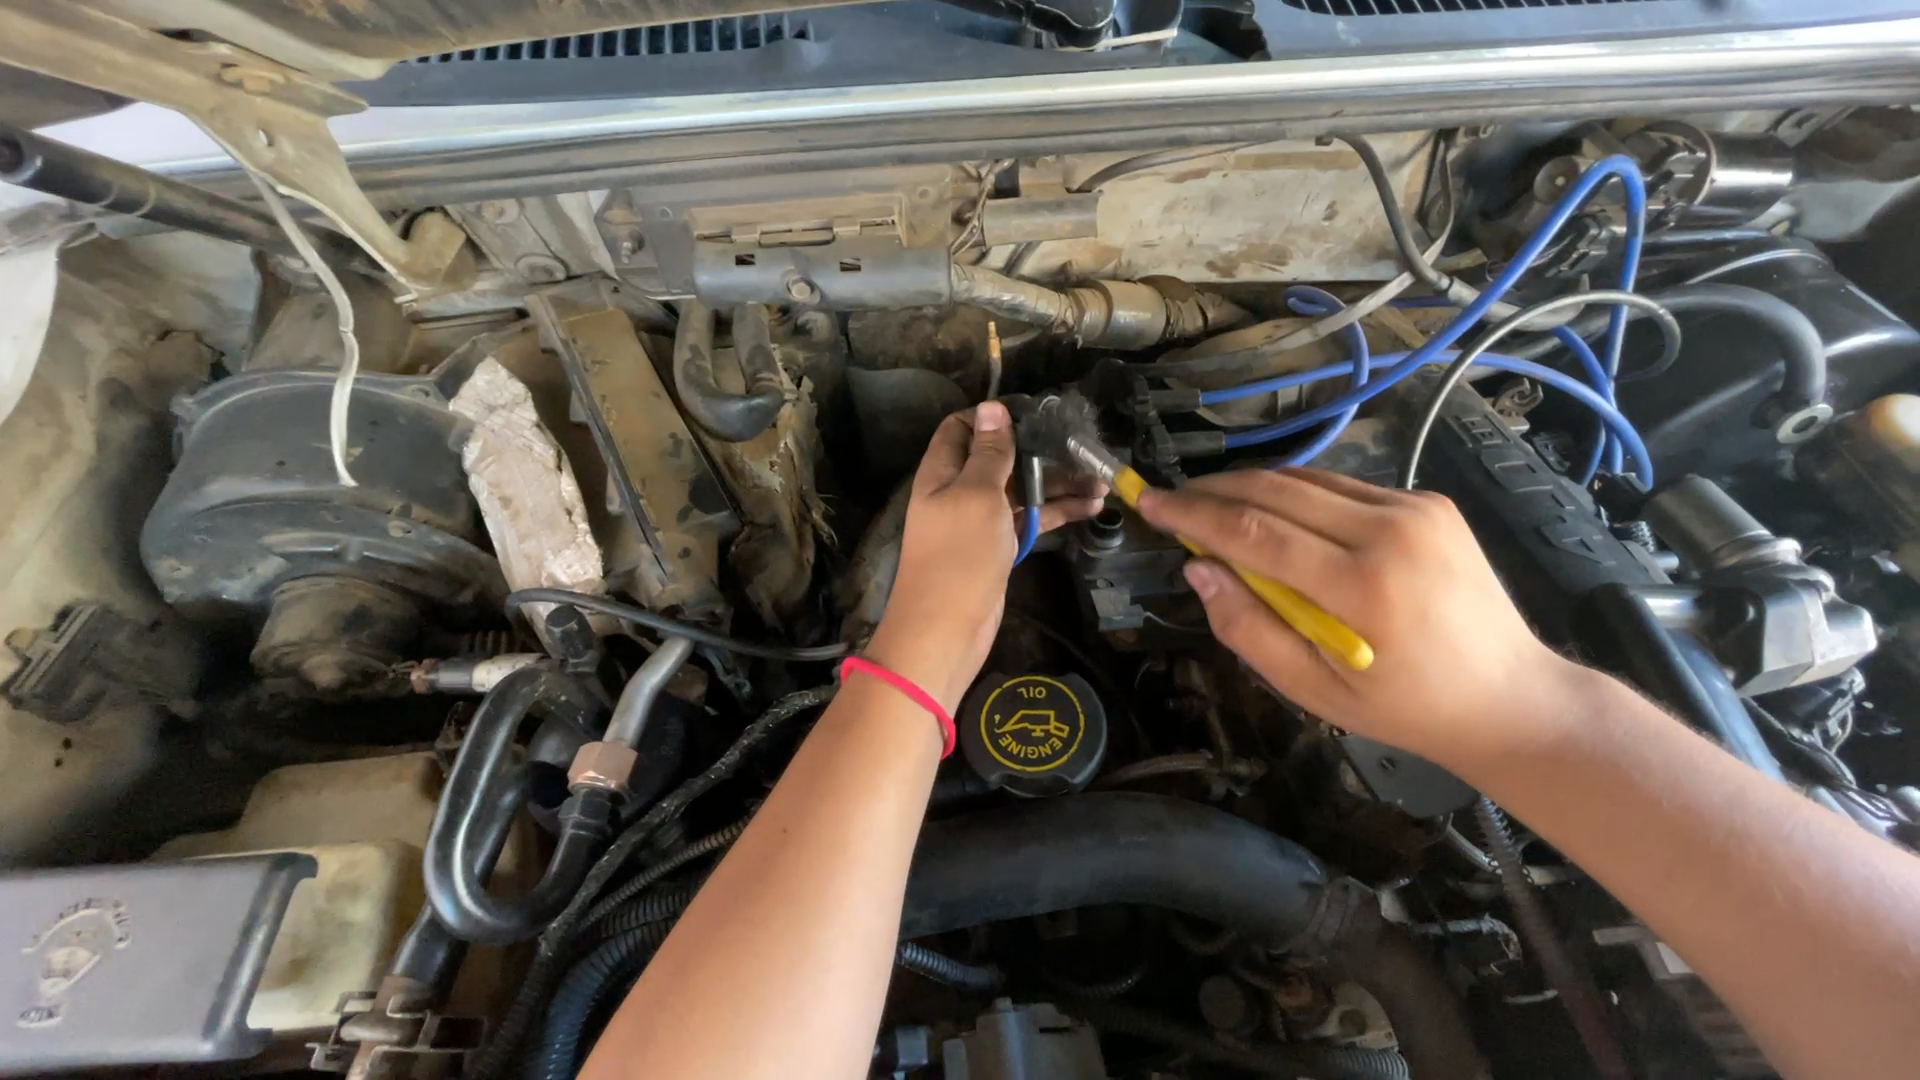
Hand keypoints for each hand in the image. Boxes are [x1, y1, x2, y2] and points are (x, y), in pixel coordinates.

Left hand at [868, 402, 1103, 711]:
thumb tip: (992, 406)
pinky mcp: (999, 546)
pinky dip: (1058, 512)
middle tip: (1084, 446)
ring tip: (1102, 480)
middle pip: (1001, 457)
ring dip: (1058, 482)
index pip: (962, 427)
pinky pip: (1030, 519)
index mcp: (943, 471)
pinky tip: (1093, 508)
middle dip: (1040, 450)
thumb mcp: (977, 494)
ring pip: (1022, 490)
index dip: (994, 416)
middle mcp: (959, 490)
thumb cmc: (959, 555)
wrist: (946, 630)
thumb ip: (989, 452)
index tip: (1037, 413)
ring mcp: (980, 520)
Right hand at [1137, 467, 1584, 771]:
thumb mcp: (1312, 690)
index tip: (1149, 503)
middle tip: (1169, 499)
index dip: (1193, 514)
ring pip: (1306, 480)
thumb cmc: (1403, 706)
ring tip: (1208, 503)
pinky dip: (1294, 495)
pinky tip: (1271, 513)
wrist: (1511, 695)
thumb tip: (1198, 569)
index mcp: (1361, 587)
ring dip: (1249, 487)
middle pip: (1275, 491)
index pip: (1255, 532)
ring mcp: (1415, 509)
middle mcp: (1390, 531)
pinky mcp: (1428, 503)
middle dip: (1212, 490)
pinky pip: (1340, 488)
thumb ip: (1247, 628)